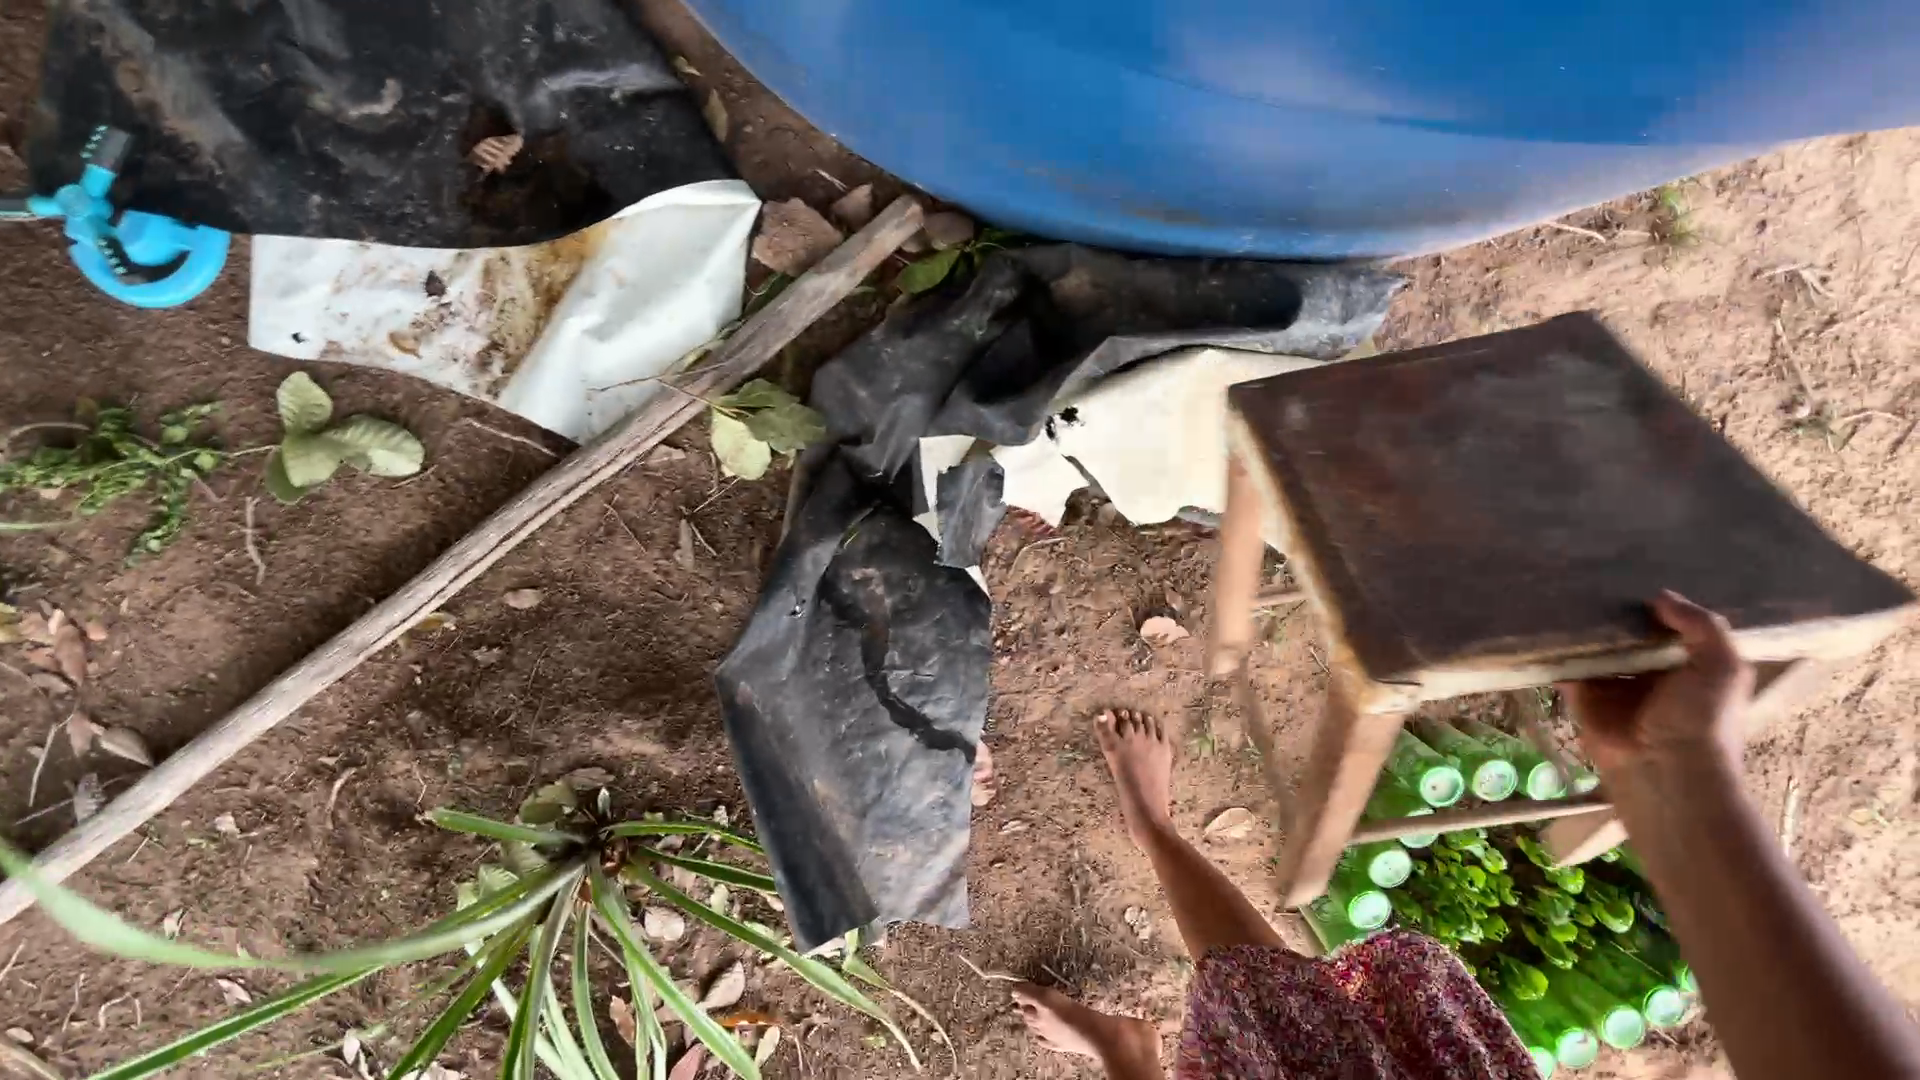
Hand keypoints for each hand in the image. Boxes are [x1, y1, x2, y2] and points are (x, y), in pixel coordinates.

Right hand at [1558, 591, 1754, 774]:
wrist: (1663, 764)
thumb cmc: (1701, 716)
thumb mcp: (1722, 666)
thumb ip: (1701, 626)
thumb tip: (1659, 596)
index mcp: (1687, 666)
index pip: (1668, 629)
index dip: (1655, 608)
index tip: (1631, 580)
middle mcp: (1649, 674)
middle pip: (1626, 637)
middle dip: (1611, 617)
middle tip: (1587, 585)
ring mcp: (1613, 686)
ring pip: (1593, 650)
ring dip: (1580, 633)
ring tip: (1559, 600)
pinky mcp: (1581, 697)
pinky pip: (1565, 670)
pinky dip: (1556, 655)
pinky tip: (1543, 631)